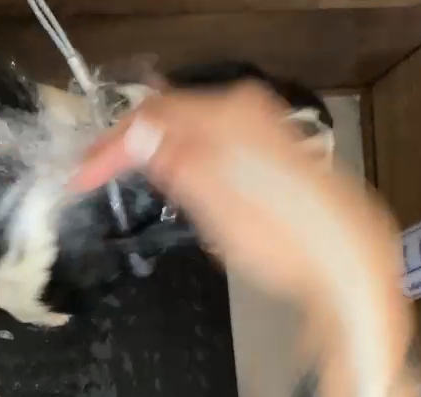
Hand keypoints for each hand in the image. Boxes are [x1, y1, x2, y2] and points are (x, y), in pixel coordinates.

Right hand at [70, 83, 402, 304]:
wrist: (342, 259)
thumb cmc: (280, 239)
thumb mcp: (216, 205)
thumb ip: (175, 164)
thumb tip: (136, 136)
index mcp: (227, 118)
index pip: (149, 118)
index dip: (109, 148)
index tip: (79, 178)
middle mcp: (243, 114)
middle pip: (168, 117)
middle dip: (127, 146)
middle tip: (92, 177)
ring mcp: (258, 132)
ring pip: (187, 132)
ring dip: (152, 153)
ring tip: (120, 179)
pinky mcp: (266, 156)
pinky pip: (208, 146)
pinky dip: (180, 160)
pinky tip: (172, 183)